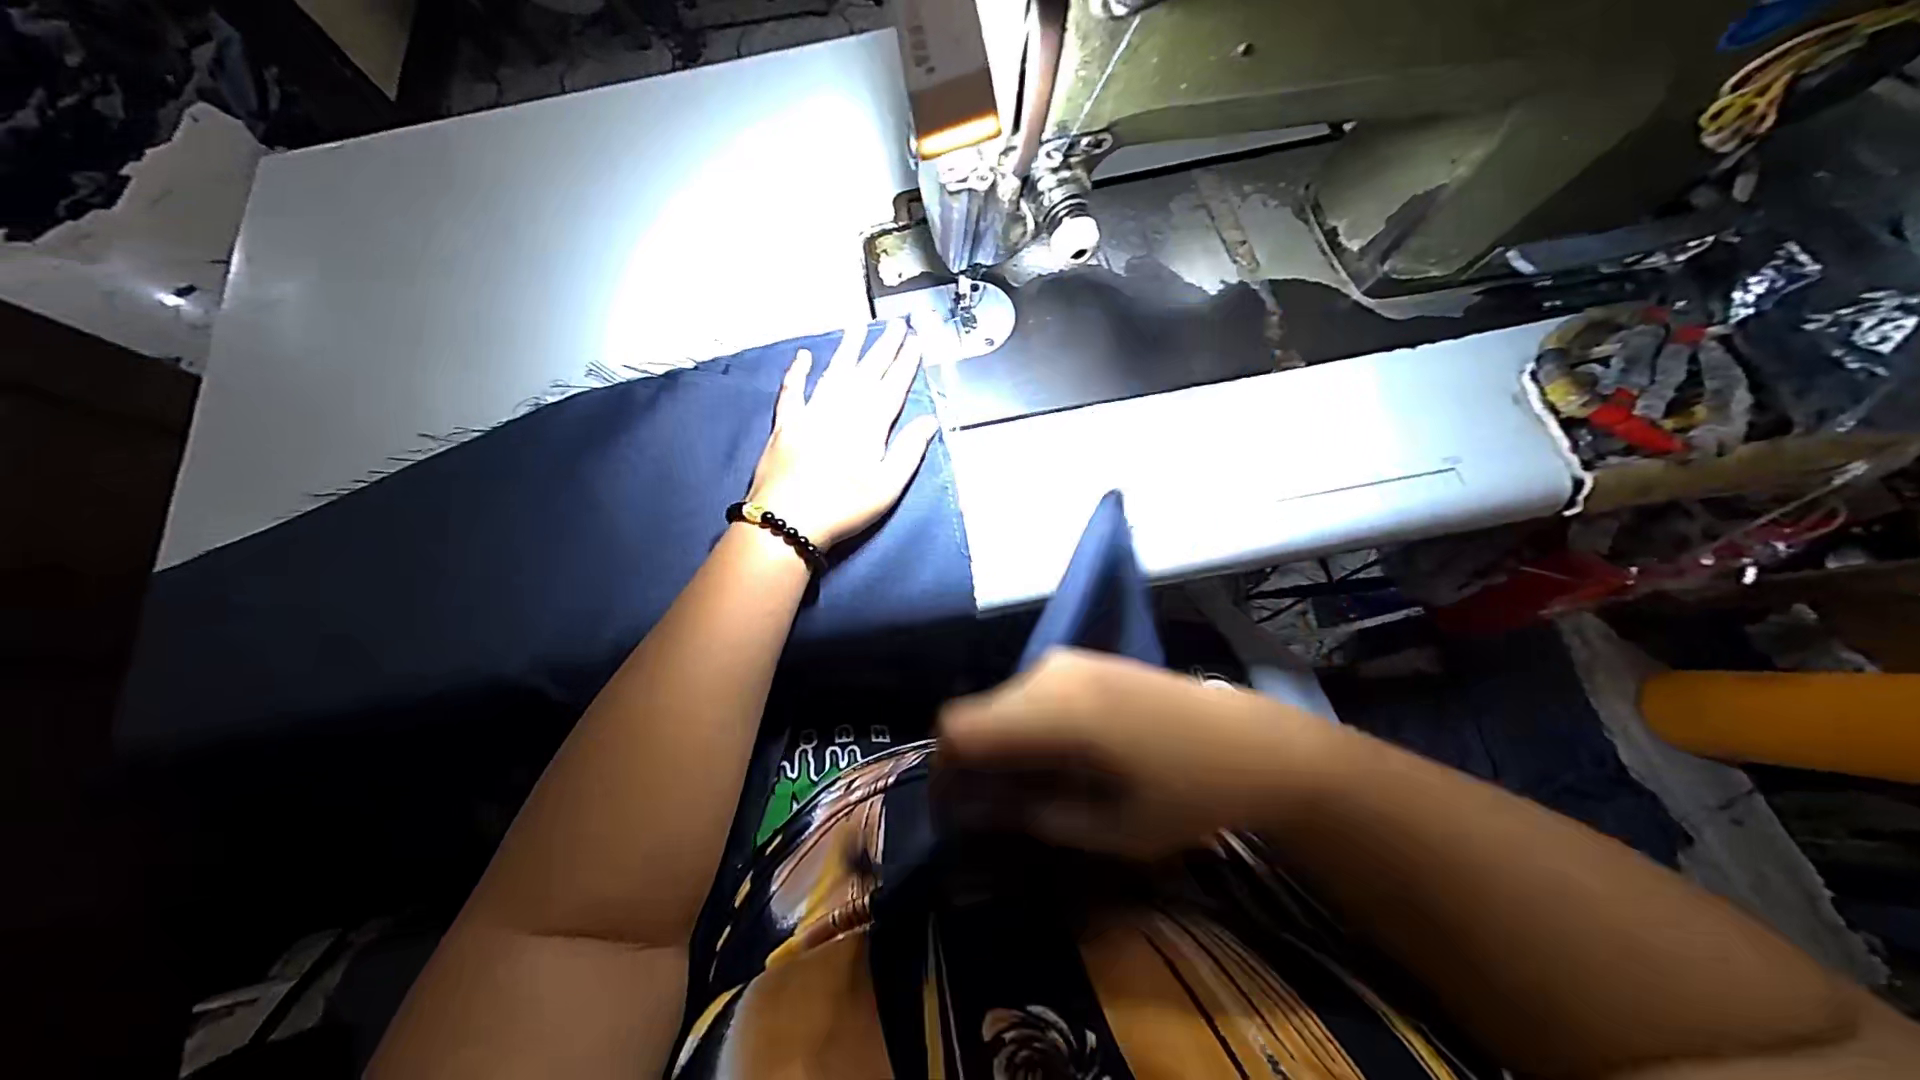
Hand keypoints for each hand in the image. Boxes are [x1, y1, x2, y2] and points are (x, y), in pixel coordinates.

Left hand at [745, 320, 939, 550]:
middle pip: (866, 371)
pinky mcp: (786, 424)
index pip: (892, 385)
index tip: (915, 341)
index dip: (905, 362)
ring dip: (847, 348)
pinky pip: (792, 391)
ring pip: (833, 372)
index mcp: (869, 425)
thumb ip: (909, 450)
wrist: (786, 521)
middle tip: (896, 324)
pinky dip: (798, 372)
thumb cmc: (843, 508)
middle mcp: (840, 410)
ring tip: (857, 326)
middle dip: (883, 346)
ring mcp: (810, 413)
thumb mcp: (887, 486)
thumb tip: (929, 421)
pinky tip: (804, 356)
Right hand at [937, 649, 1322, 858]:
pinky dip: (1021, 725)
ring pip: (998, 701)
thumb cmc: (1186, 795)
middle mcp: (1051, 672)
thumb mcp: (1108, 828)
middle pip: (974, 713)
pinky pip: (1027, 692)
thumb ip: (1029, 814)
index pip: (959, 728)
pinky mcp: (1082, 660)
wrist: (1252, 743)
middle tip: (989, 810)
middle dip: (968, 761)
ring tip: (1027, 788)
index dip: (943, 772)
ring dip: (996, 743)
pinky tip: (1056, 756)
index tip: (955, 812)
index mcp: (1056, 711)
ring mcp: (1067, 659)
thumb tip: (969, 810)